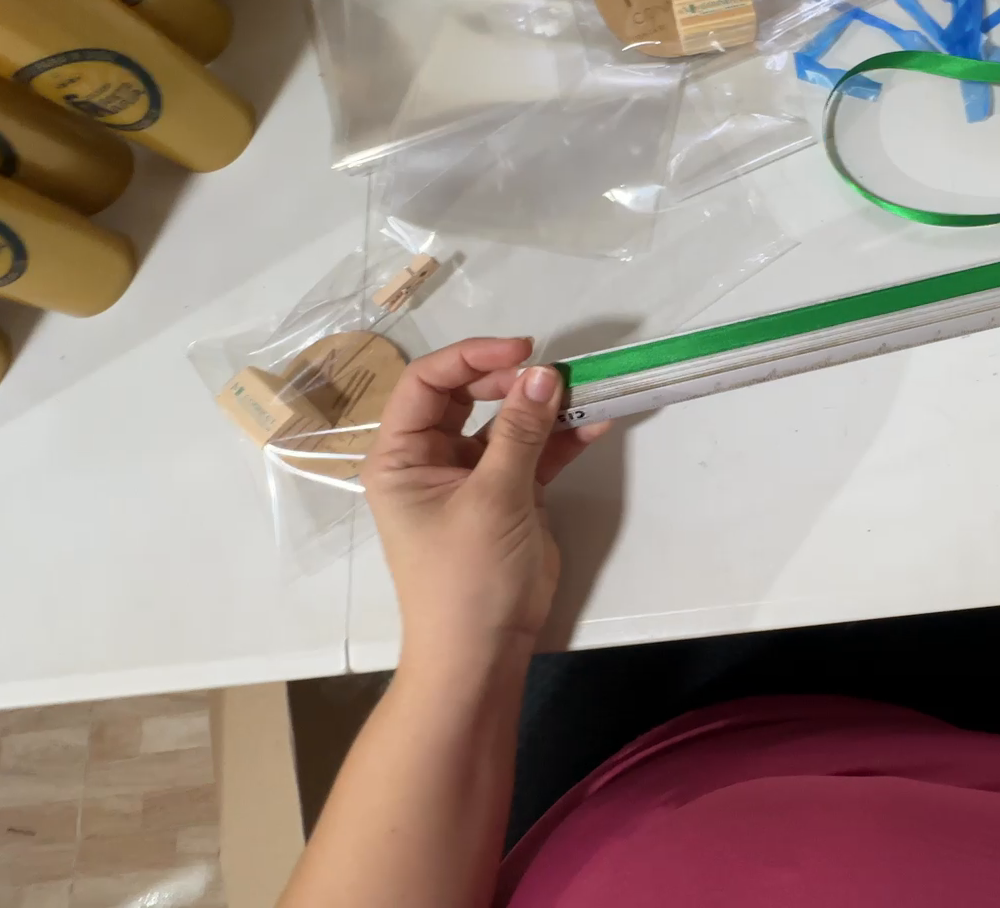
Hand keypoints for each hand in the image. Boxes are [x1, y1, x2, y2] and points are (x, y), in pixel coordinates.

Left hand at [362, 338, 610, 680]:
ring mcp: (476, 475)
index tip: (523, 351)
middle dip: (511, 380)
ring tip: (584, 392)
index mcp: (403, 456)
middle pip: (468, 395)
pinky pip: (536, 451)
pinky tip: (596, 422)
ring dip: (545, 407)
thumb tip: (544, 372)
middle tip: (553, 377)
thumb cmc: (467, 575)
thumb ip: (520, 432)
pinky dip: (564, 438)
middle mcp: (434, 458)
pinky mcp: (512, 492)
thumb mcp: (493, 498)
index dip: (471, 358)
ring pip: (509, 422)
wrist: (486, 648)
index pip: (427, 383)